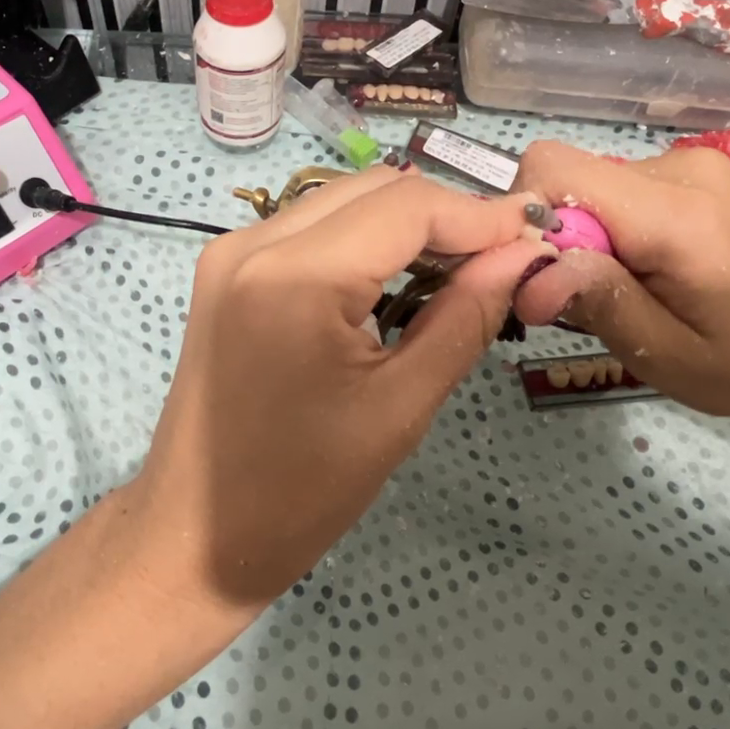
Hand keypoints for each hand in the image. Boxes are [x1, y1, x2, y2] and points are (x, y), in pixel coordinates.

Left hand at [126, 167, 555, 610]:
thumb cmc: (299, 491)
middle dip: (445, 215)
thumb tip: (520, 258)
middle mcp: (253, 242)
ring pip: (341, 201)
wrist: (194, 536)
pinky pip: (310, 228)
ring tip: (461, 268)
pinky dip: (363, 239)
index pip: (406, 207)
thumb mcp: (397, 409)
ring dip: (405, 223)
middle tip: (502, 258)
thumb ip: (463, 319)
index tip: (535, 237)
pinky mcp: (225, 270)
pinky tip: (398, 276)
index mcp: (293, 276)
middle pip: (373, 191)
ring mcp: (231, 251)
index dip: (479, 215)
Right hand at [511, 141, 729, 429]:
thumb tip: (527, 275)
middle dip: (557, 235)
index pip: (555, 169)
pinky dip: (605, 227)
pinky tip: (639, 267)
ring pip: (585, 183)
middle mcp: (679, 168)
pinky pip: (611, 187)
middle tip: (588, 295)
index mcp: (676, 212)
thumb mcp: (667, 356)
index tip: (545, 274)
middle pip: (566, 176)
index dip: (530, 217)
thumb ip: (600, 304)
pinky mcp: (686, 170)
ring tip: (623, 286)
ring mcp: (686, 163)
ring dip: (582, 235)